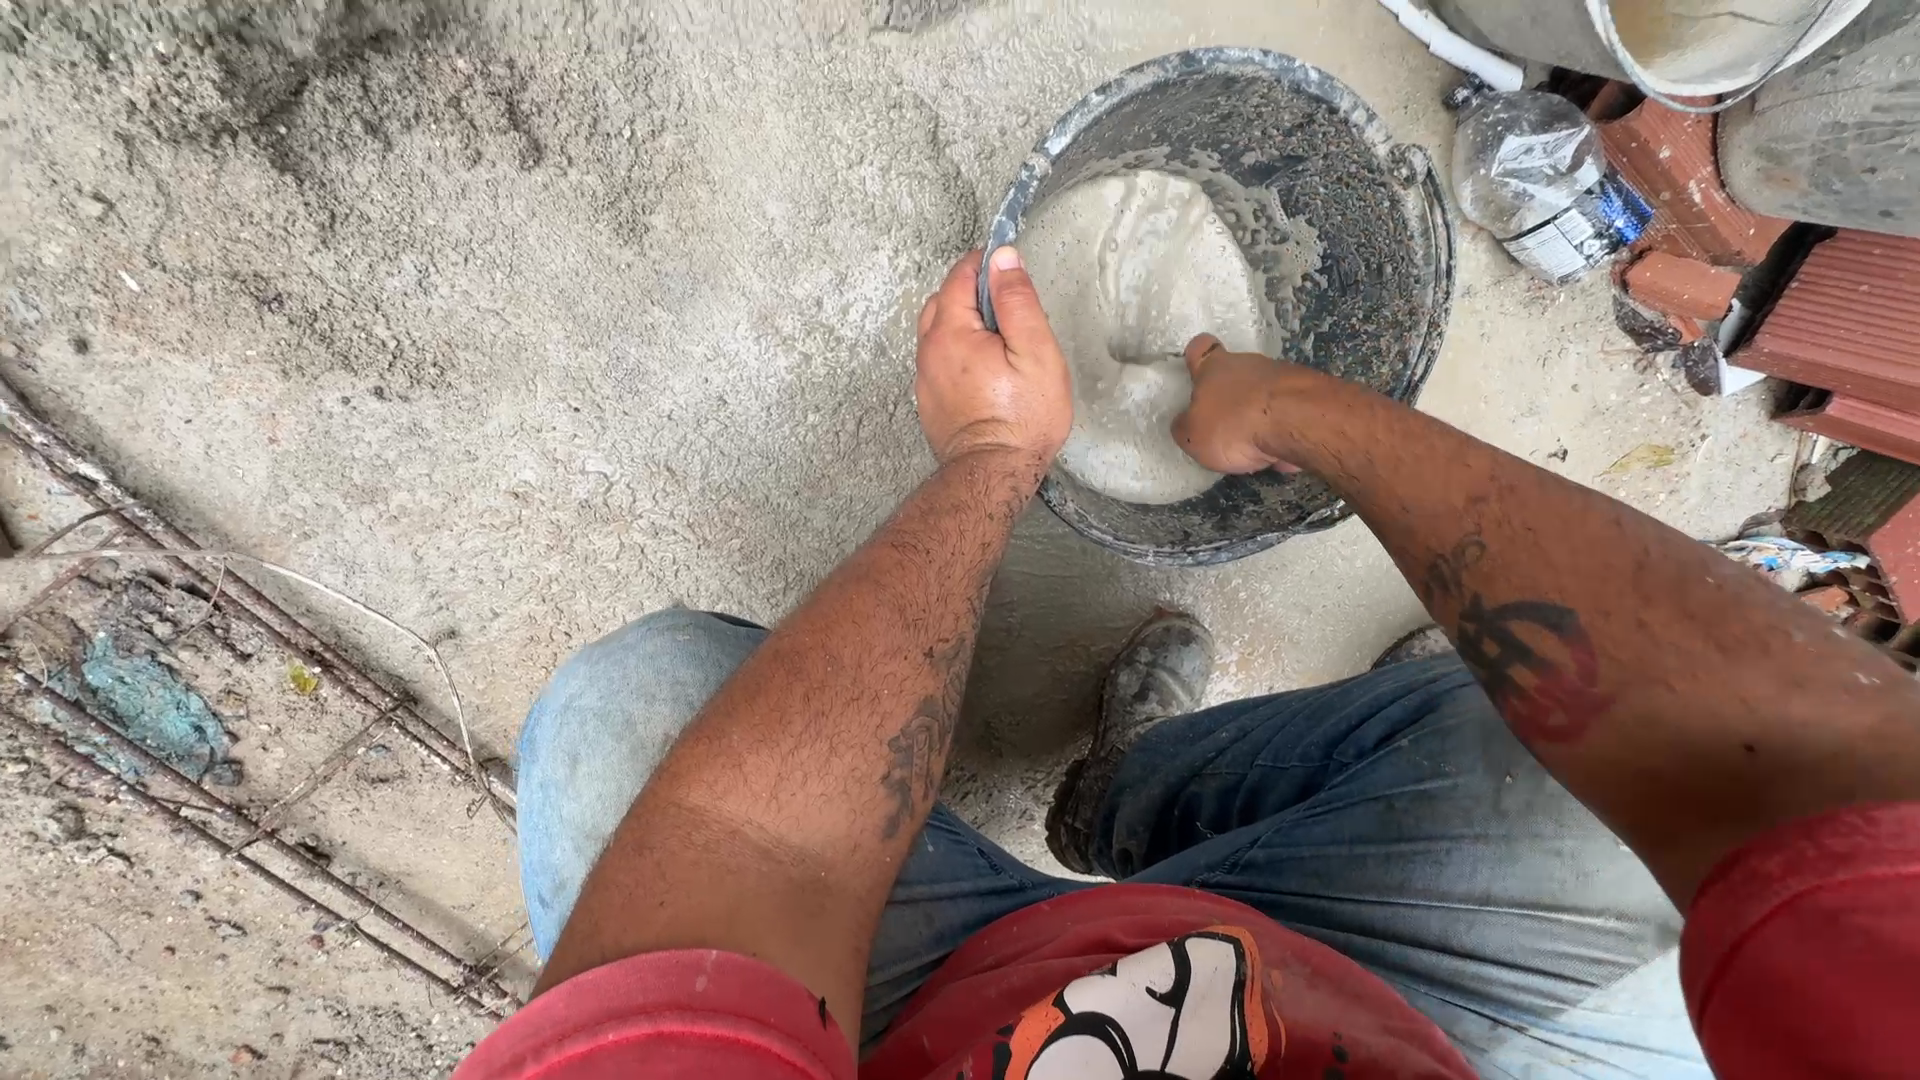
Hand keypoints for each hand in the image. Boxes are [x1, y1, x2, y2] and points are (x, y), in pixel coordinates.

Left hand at [914, 247, 1072, 475]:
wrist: (993, 473)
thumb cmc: (1022, 418)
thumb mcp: (1035, 352)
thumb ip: (1017, 301)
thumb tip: (1003, 259)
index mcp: (951, 332)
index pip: (959, 276)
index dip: (985, 264)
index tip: (1008, 268)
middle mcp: (928, 351)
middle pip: (942, 301)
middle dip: (971, 293)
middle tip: (1007, 306)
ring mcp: (925, 379)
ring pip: (937, 333)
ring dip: (961, 324)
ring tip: (997, 340)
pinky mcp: (929, 402)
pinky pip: (938, 362)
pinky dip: (956, 353)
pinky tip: (983, 370)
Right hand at [1171, 334, 1305, 473]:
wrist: (1298, 422)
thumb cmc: (1233, 424)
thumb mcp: (1192, 436)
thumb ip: (1185, 427)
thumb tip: (1185, 423)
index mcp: (1214, 368)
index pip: (1201, 348)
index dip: (1196, 355)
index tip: (1195, 367)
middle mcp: (1248, 364)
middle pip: (1235, 372)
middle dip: (1230, 394)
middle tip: (1224, 424)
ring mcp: (1282, 375)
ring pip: (1263, 391)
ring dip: (1257, 412)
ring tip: (1254, 445)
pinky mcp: (1309, 393)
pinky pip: (1287, 410)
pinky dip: (1281, 427)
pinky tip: (1280, 450)